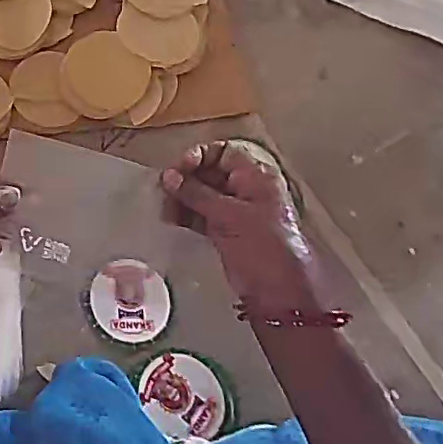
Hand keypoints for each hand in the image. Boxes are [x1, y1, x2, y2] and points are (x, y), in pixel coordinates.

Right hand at [161, 140, 317, 304]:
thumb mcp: (229, 215)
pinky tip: (171, 219)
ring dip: (181, 198)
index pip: (223, 153)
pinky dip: (186, 215)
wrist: (278, 291)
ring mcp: (235, 211)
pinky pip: (201, 215)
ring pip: (202, 195)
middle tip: (164, 189)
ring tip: (165, 208)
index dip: (200, 156)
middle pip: (209, 173)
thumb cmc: (263, 245)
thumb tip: (169, 177)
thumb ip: (196, 194)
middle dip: (185, 180)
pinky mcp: (226, 231)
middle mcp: (245, 189)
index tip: (179, 169)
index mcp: (255, 177)